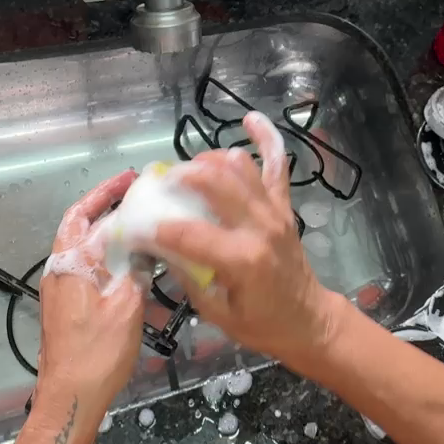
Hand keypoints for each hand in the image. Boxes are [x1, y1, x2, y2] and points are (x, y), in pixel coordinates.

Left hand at [34, 170, 144, 417]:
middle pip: (80, 225)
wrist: (70, 400)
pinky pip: (90, 266)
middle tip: (137, 194)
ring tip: (141, 222)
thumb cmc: (97, 352)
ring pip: (86, 247)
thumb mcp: (126, 305)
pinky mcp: (70, 304)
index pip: (83, 214)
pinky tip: (135, 260)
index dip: (105, 192)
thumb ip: (135, 269)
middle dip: (107, 206)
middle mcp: (61, 270)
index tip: (129, 178)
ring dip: (109, 231)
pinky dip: (110, 254)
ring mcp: (63, 288)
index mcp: (70, 264)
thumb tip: (144, 245)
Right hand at [152, 112, 346, 366]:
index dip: (156, 228)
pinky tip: (250, 119)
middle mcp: (260, 226)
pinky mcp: (283, 204)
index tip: (135, 225)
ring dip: (211, 159)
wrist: (307, 319)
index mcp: (243, 259)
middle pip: (215, 182)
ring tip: (191, 169)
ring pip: (240, 165)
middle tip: (162, 184)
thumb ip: (188, 276)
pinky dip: (266, 138)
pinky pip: (277, 164)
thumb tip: (159, 246)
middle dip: (182, 176)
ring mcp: (274, 210)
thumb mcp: (216, 313)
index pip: (189, 233)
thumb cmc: (261, 324)